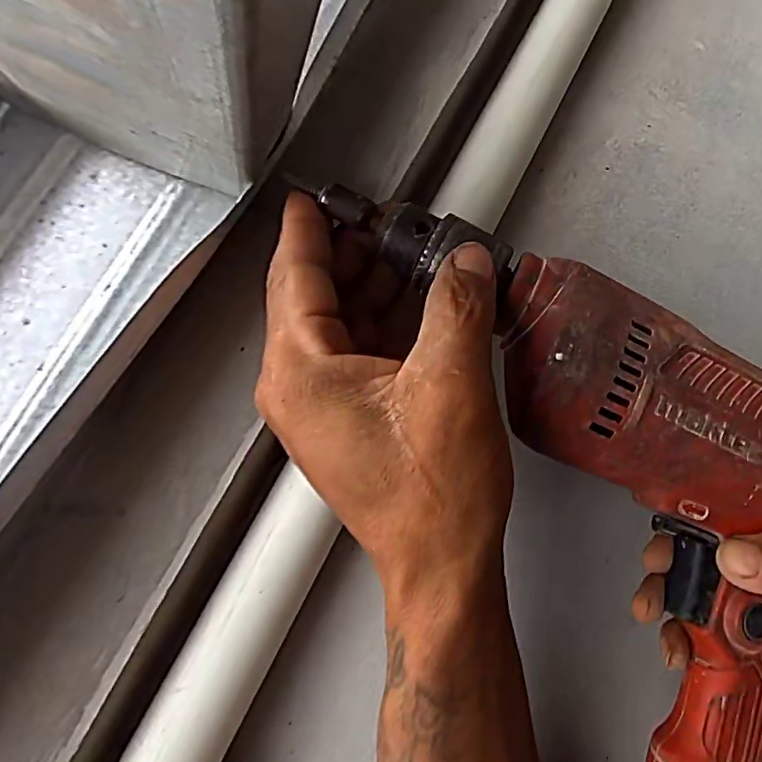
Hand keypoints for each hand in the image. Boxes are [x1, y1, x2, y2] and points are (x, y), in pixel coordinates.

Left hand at [255, 191, 513, 604]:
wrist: (444, 562)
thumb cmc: (435, 495)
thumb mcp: (452, 381)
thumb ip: (458, 305)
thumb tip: (466, 262)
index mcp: (303, 372)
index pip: (295, 277)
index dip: (310, 230)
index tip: (314, 200)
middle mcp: (303, 389)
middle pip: (319, 298)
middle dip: (356, 255)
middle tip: (390, 224)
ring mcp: (329, 410)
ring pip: (346, 326)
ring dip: (379, 289)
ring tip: (416, 258)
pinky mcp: (358, 424)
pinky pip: (367, 356)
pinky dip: (393, 325)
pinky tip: (427, 308)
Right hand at [630, 509, 761, 751]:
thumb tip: (740, 553)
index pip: (738, 504)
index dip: (700, 507)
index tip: (679, 519)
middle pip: (701, 544)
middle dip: (669, 552)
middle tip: (660, 565)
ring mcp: (744, 603)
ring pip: (688, 587)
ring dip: (662, 593)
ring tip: (657, 607)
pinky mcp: (731, 642)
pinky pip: (691, 633)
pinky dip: (674, 638)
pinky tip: (680, 647)